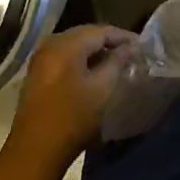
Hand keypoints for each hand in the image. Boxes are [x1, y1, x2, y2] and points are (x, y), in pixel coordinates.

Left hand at [6, 25, 138, 165]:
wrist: (36, 149)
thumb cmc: (74, 117)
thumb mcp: (103, 88)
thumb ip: (117, 62)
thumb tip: (129, 47)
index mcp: (66, 45)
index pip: (101, 30)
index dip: (124, 36)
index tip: (143, 45)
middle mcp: (50, 45)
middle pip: (86, 34)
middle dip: (109, 41)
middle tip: (131, 52)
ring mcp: (40, 59)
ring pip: (74, 44)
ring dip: (96, 50)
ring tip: (117, 60)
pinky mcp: (37, 73)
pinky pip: (64, 56)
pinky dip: (82, 58)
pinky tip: (95, 70)